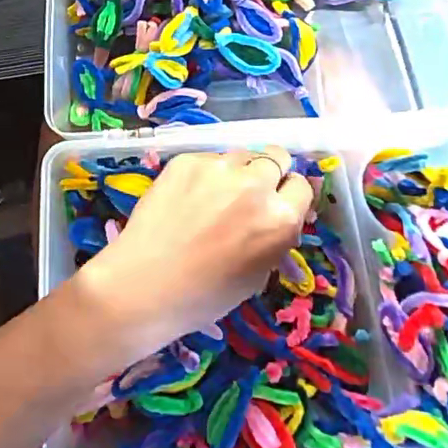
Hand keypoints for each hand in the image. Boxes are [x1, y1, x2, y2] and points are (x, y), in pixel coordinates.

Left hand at [71, 148, 313, 353]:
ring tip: (215, 194)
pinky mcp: (187, 159)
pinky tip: (188, 195)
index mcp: (280, 218)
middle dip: (268, 172)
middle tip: (250, 190)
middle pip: (275, 157)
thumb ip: (274, 235)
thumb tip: (274, 214)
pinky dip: (205, 172)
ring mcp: (218, 167)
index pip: (301, 186)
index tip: (278, 200)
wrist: (146, 282)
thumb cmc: (206, 293)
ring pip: (240, 154)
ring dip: (236, 170)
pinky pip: (208, 158)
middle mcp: (255, 184)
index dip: (289, 194)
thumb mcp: (258, 272)